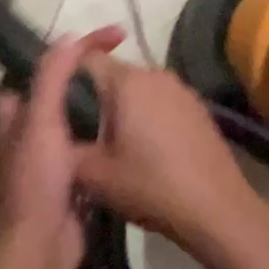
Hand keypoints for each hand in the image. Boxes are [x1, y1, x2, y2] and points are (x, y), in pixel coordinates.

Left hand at [0, 26, 124, 268]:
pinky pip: (89, 141)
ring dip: (98, 102)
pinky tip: (127, 124)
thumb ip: (52, 76)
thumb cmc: (36, 178)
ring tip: (129, 87)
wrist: (44, 245)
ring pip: (76, 114)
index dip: (71, 47)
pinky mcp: (69, 173)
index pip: (40, 63)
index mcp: (12, 109)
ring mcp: (48, 152)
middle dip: (87, 73)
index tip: (110, 37)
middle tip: (121, 62)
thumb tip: (70, 38)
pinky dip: (105, 130)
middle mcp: (26, 127)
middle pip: (59, 87)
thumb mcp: (41, 119)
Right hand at [72, 53, 264, 249]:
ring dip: (123, 108)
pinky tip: (148, 150)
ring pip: (137, 89)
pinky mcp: (197, 106)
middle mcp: (154, 74)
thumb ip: (65, 150)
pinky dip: (148, 117)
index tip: (57, 106)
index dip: (66, 78)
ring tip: (114, 145)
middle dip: (95, 98)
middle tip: (84, 134)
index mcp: (127, 82)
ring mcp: (180, 89)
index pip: (86, 59)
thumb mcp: (95, 177)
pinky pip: (160, 101)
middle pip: (112, 73)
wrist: (218, 209)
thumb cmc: (152, 187)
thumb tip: (50, 138)